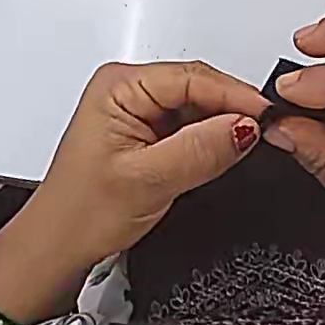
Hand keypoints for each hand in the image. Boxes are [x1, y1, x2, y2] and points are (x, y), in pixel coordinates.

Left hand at [17, 60, 270, 275]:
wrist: (58, 247)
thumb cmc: (79, 212)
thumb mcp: (146, 180)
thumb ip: (199, 150)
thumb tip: (245, 126)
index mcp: (119, 86)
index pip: (192, 77)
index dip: (234, 95)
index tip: (266, 116)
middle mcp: (129, 89)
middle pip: (199, 87)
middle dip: (231, 110)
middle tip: (265, 133)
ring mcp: (140, 109)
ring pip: (199, 106)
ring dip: (222, 126)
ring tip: (245, 147)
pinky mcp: (150, 129)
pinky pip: (193, 125)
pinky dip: (211, 139)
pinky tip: (222, 154)